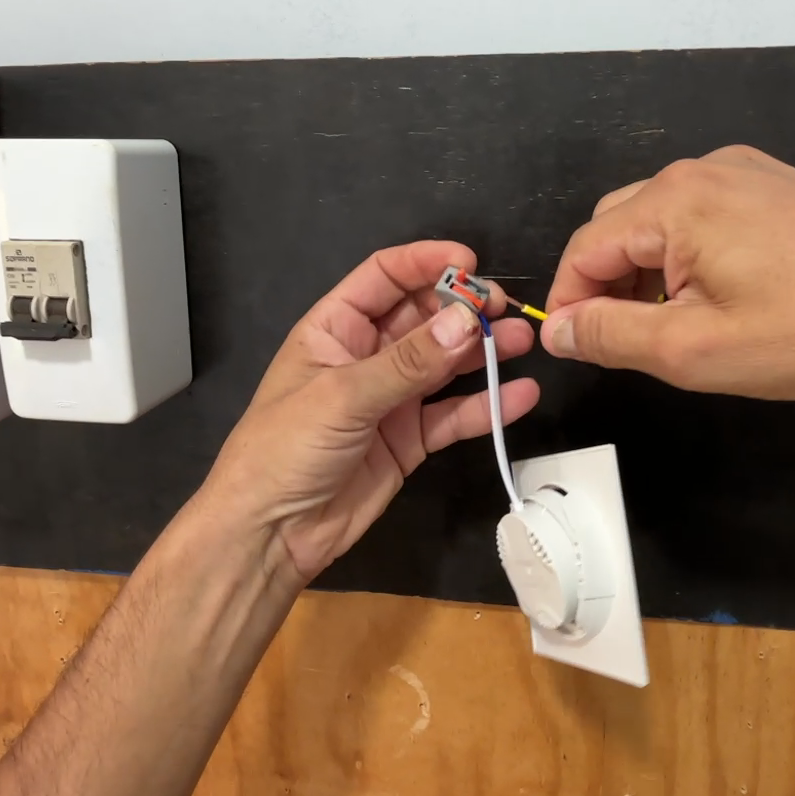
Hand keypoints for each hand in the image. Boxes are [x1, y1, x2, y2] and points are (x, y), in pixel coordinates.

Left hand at [197, 241, 538, 583]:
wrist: (270, 533)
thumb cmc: (286, 448)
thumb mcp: (343, 396)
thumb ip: (408, 362)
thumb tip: (468, 321)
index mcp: (334, 328)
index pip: (384, 278)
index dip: (425, 263)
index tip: (470, 263)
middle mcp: (366, 355)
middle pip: (423, 317)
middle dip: (463, 308)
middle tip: (504, 308)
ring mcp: (390, 398)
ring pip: (444, 363)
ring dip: (483, 350)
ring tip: (524, 340)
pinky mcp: (410, 439)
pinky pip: (453, 414)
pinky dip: (486, 406)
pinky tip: (521, 395)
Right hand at [543, 144, 794, 398]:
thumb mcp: (692, 348)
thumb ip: (609, 335)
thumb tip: (559, 330)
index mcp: (675, 201)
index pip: (585, 247)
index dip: (568, 301)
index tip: (572, 347)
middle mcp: (705, 171)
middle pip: (617, 227)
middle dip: (604, 285)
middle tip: (620, 341)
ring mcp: (747, 174)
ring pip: (660, 223)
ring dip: (645, 273)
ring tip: (668, 327)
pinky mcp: (778, 188)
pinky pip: (703, 219)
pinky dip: (686, 259)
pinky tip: (714, 299)